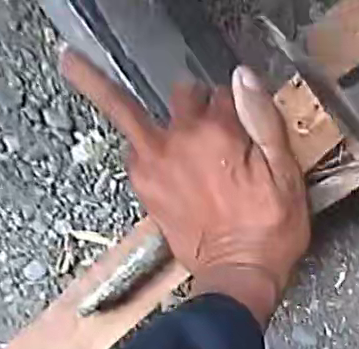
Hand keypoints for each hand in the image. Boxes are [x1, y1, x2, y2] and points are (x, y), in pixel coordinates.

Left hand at [61, 54, 310, 324]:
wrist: (241, 277)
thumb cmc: (270, 235)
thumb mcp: (288, 180)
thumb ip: (265, 123)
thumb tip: (243, 78)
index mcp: (222, 132)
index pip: (225, 96)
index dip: (239, 110)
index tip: (247, 128)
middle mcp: (182, 137)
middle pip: (184, 96)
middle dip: (197, 103)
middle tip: (209, 122)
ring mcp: (158, 159)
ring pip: (122, 106)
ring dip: (96, 82)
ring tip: (71, 62)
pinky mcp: (146, 184)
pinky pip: (130, 149)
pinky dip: (130, 142)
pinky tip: (130, 139)